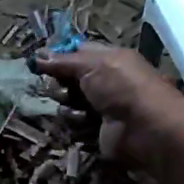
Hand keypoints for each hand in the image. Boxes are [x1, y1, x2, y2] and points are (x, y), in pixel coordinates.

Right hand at [33, 43, 183, 168]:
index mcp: (110, 59)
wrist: (144, 127)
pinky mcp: (97, 130)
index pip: (79, 52)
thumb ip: (63, 61)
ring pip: (68, 103)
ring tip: (79, 108)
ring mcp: (102, 107)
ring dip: (68, 105)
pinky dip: (77, 123)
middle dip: (61, 84)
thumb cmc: (121, 86)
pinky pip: (75, 124)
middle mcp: (106, 81)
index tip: (42, 62)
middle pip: (69, 79)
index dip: (61, 56)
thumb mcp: (92, 64)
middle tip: (64, 88)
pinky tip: (86, 123)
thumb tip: (38, 56)